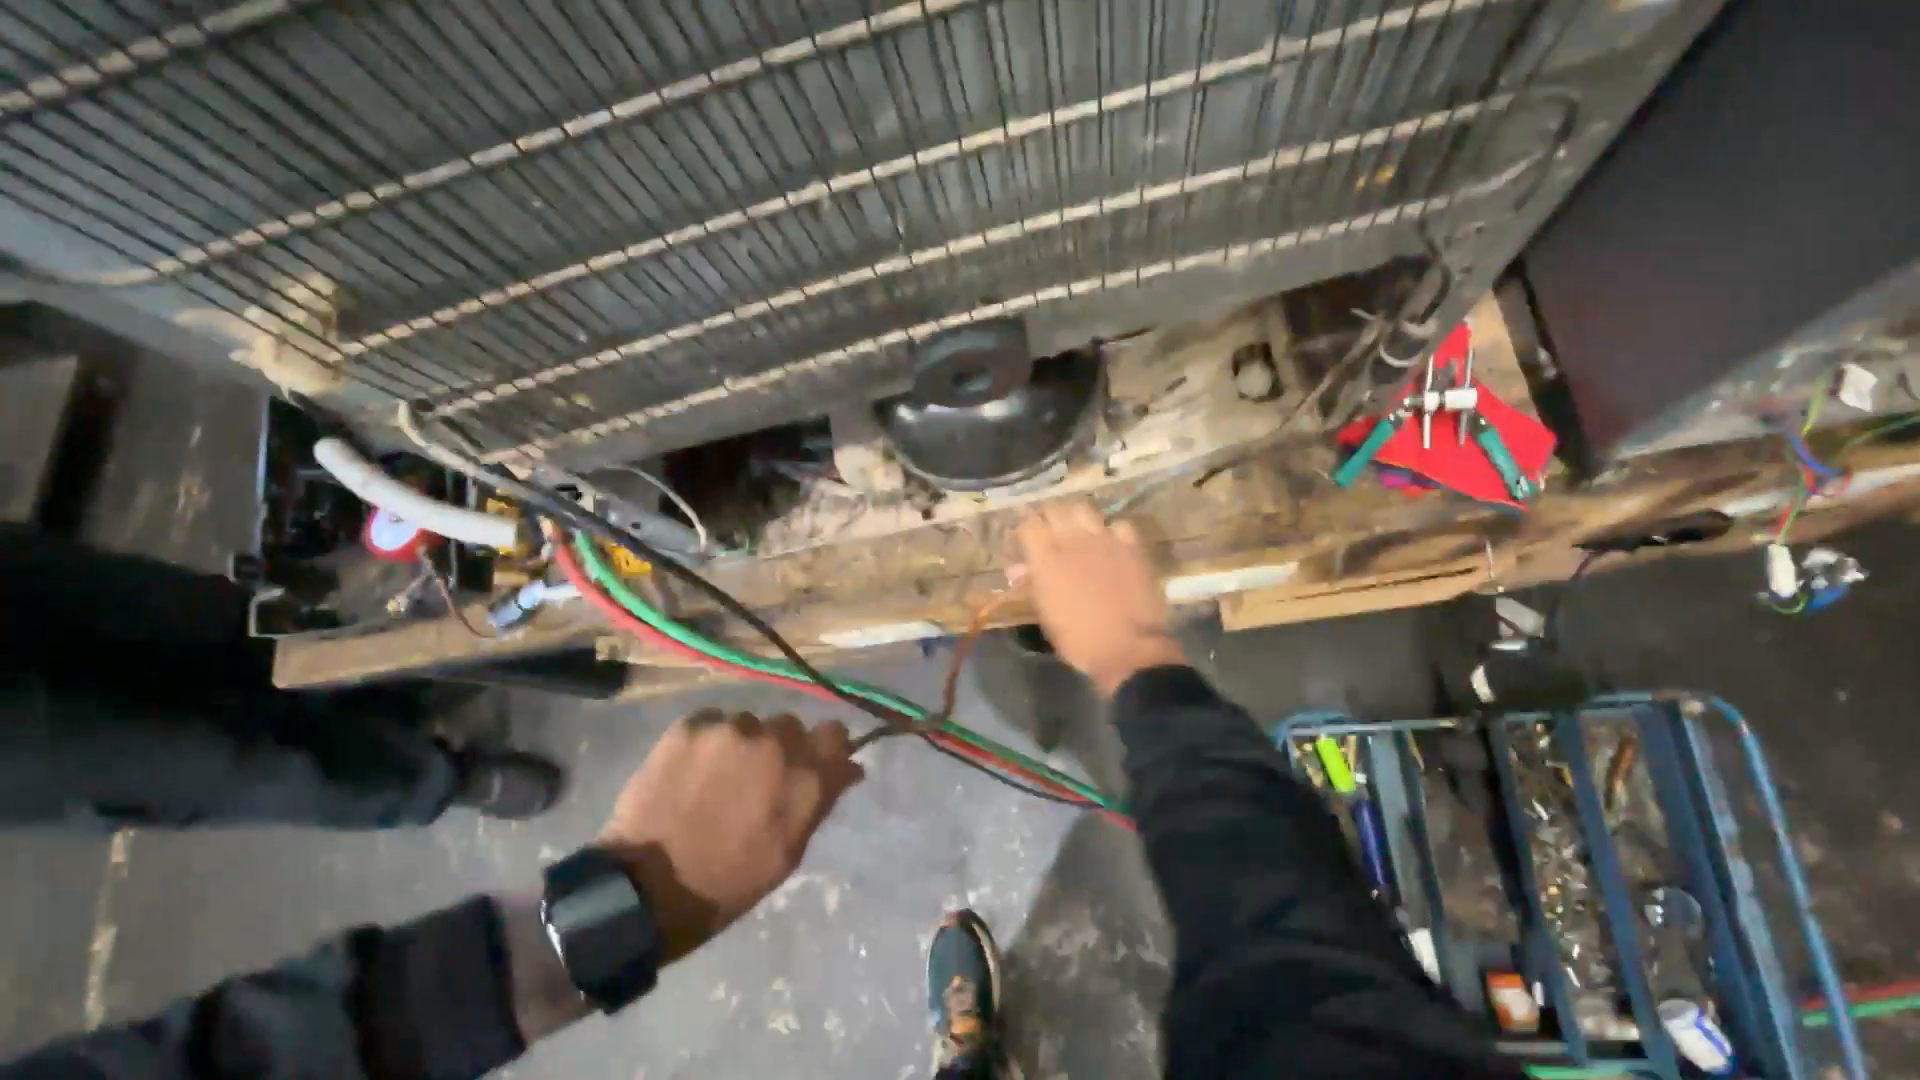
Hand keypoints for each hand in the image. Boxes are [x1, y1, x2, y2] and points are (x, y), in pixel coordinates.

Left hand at [597, 711, 863, 963]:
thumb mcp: (789, 852)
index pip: (835, 734)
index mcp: (805, 779)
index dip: (826, 746)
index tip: (816, 761)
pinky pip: (712, 721)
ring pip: (749, 723)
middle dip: (781, 747)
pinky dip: (708, 740)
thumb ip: (818, 801)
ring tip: (718, 774)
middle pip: (790, 725)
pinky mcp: (689, 726)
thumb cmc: (728, 884)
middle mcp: (774, 744)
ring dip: (742, 743)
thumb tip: (848, 767)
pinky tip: (693, 768)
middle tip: (758, 776)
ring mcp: (730, 730)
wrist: (647, 887)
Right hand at [1014, 500, 1186, 696]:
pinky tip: (1111, 544)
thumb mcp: (1046, 614)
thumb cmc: (1078, 639)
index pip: (1028, 523)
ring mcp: (1104, 539)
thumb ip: (1031, 585)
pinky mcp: (1131, 546)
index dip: (1025, 529)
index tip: (1024, 540)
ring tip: (1078, 532)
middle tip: (1049, 532)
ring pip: (1084, 509)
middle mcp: (1073, 540)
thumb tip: (1017, 570)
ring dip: (1077, 518)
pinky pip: (1118, 525)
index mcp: (1045, 558)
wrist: (1127, 647)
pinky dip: (1112, 532)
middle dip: (1048, 518)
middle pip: (1055, 509)